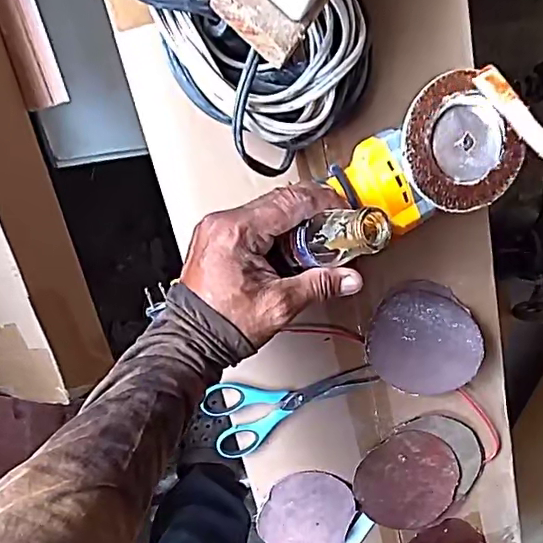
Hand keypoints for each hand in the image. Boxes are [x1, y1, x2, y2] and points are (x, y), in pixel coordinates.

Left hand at [181, 184, 364, 345]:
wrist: (195, 340)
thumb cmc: (223, 324)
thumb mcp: (280, 304)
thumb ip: (319, 285)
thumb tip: (347, 278)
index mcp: (236, 231)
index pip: (291, 201)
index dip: (324, 204)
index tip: (343, 212)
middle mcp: (222, 223)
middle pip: (279, 203)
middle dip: (312, 215)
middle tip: (335, 230)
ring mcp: (217, 230)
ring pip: (267, 213)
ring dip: (294, 226)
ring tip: (314, 248)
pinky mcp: (217, 241)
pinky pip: (253, 226)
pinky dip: (276, 236)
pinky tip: (290, 254)